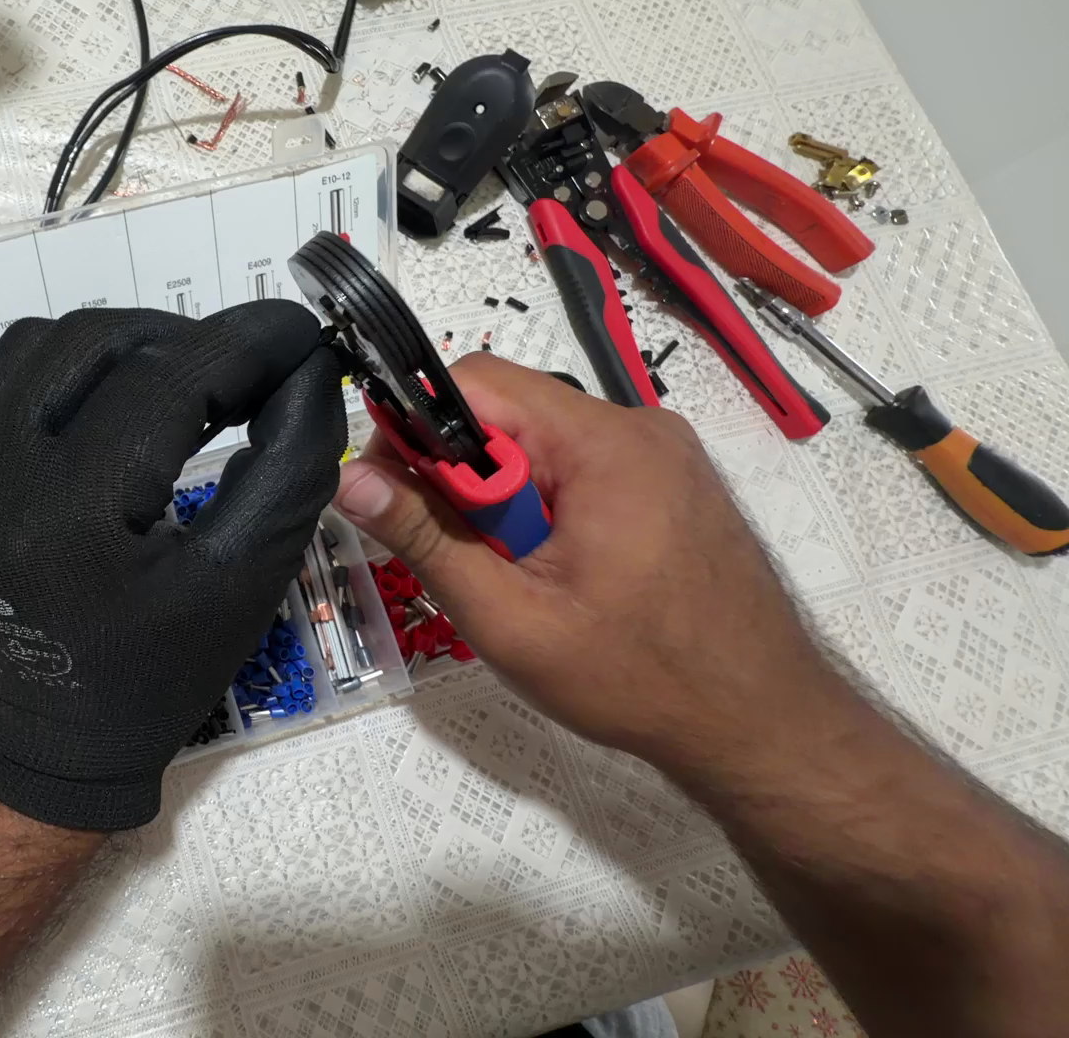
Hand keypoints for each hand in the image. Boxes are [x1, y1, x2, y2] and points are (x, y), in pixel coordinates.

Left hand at [0, 303, 345, 830]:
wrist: (50, 735)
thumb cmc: (155, 675)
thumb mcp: (243, 583)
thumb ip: (288, 467)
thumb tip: (306, 372)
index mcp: (72, 515)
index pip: (167, 381)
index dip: (245, 343)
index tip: (300, 333)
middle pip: (99, 346)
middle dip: (189, 342)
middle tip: (243, 373)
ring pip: (41, 344)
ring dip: (124, 342)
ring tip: (179, 378)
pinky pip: (2, 377)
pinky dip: (62, 363)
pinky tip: (107, 395)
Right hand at [333, 353, 834, 770]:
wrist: (763, 729)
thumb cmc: (634, 677)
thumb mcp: (507, 615)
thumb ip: (424, 539)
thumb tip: (350, 480)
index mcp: (602, 443)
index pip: (476, 383)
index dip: (414, 424)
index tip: (389, 491)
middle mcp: (635, 427)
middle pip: (503, 411)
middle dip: (452, 471)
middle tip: (447, 548)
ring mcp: (657, 454)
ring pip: (532, 442)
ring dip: (492, 494)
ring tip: (502, 568)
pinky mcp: (664, 481)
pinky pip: (570, 464)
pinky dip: (532, 503)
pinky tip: (542, 564)